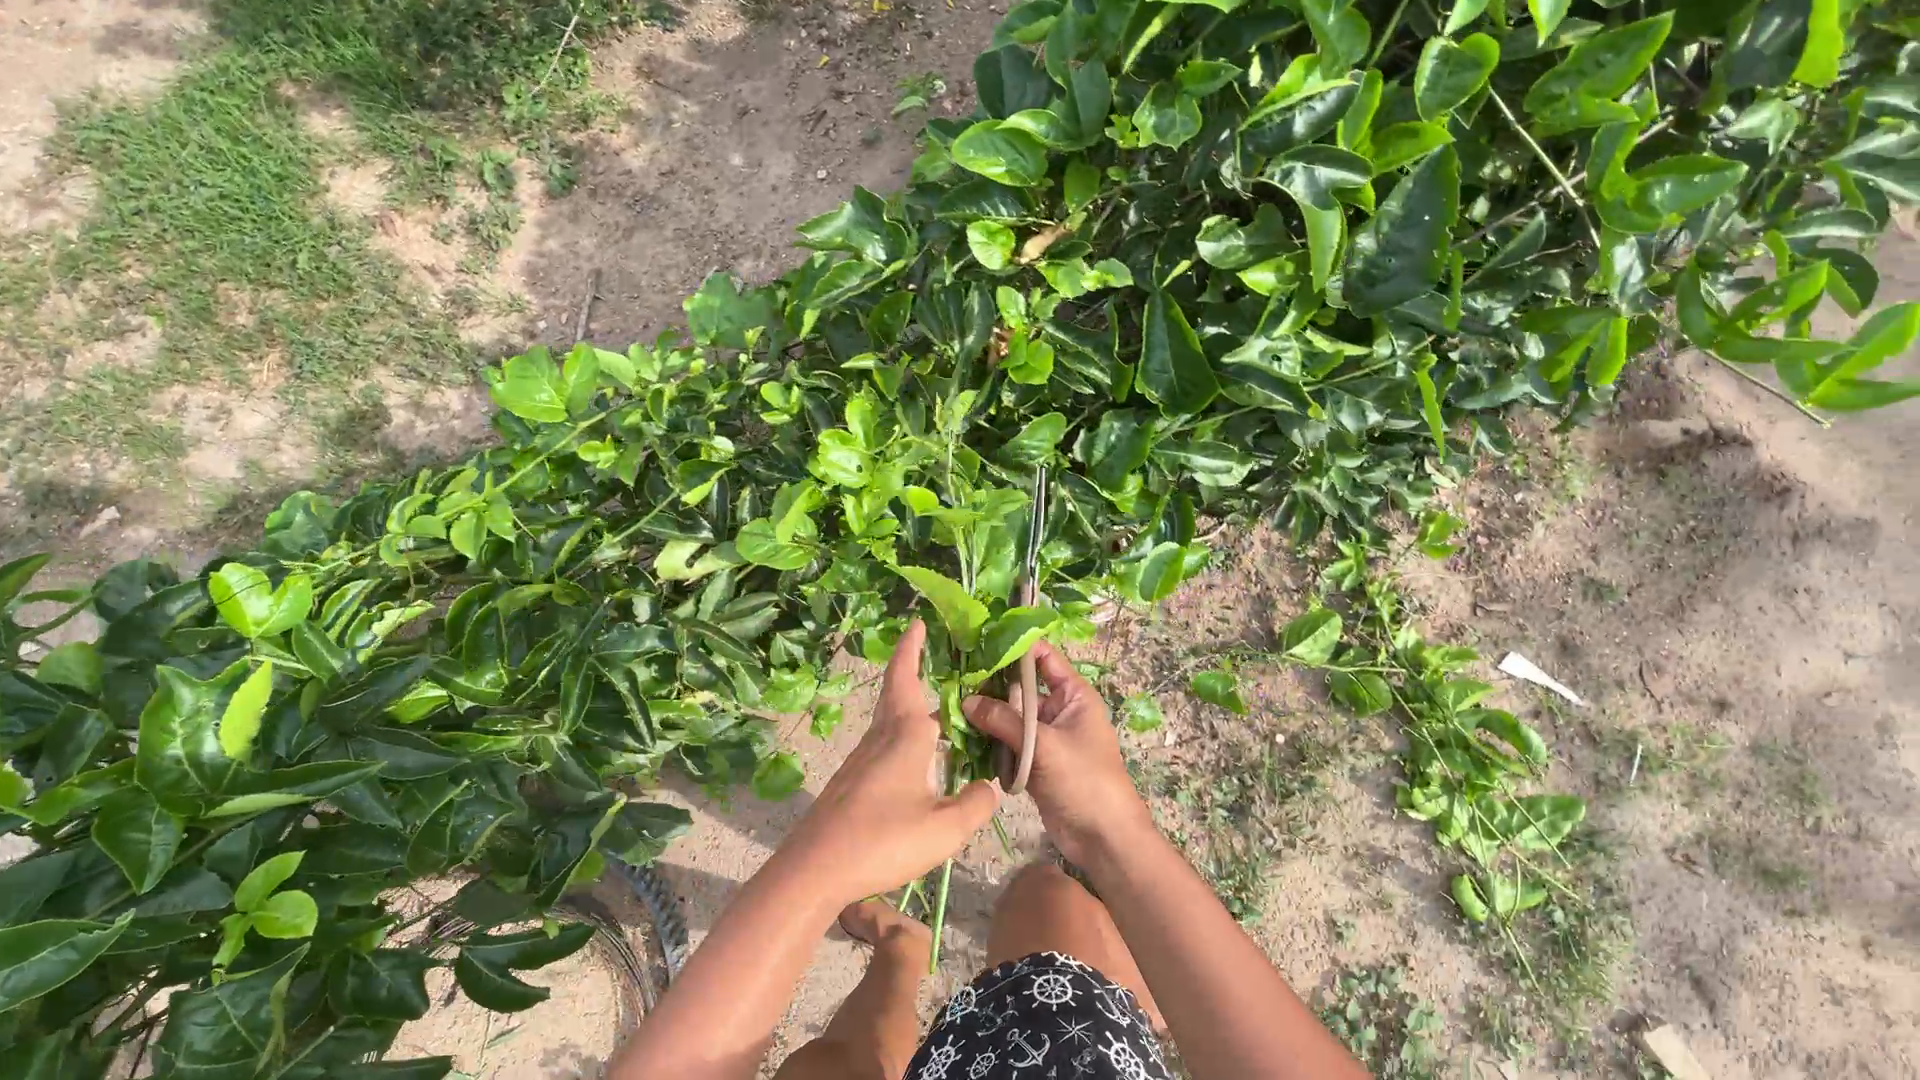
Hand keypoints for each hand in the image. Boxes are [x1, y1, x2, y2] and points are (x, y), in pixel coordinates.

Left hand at [777, 621, 999, 906]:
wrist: (814, 869)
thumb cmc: (883, 841)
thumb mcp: (945, 829)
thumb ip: (976, 804)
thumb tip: (989, 787)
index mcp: (905, 735)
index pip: (907, 678)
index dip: (912, 649)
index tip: (918, 623)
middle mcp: (881, 738)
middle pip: (897, 694)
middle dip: (912, 670)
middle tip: (934, 657)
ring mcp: (862, 760)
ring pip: (891, 722)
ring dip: (913, 709)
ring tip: (943, 716)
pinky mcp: (853, 783)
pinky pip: (885, 746)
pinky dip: (906, 739)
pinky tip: (920, 765)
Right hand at [963, 641, 1154, 869]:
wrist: (1103, 838)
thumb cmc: (1085, 780)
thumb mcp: (1045, 745)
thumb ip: (1004, 720)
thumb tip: (967, 701)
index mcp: (1074, 695)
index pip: (1043, 658)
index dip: (1014, 647)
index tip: (979, 641)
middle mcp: (1059, 711)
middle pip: (1020, 688)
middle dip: (991, 685)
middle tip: (954, 678)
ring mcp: (1046, 738)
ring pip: (1010, 717)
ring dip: (987, 716)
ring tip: (951, 708)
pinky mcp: (1035, 763)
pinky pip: (1008, 744)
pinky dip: (990, 742)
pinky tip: (962, 737)